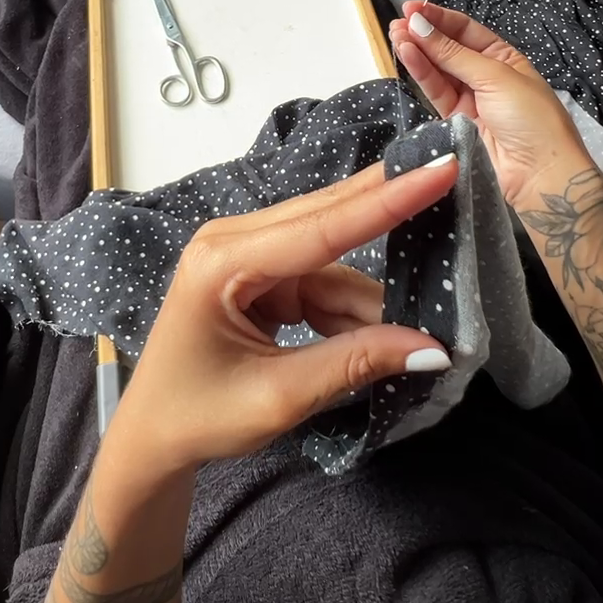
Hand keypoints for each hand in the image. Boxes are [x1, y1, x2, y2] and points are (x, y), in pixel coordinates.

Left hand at [107, 159, 457, 472]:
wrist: (152, 435)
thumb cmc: (197, 416)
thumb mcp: (277, 397)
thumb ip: (354, 363)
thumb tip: (433, 347)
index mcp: (223, 261)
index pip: (320, 227)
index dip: (385, 200)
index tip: (437, 168)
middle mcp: (234, 241)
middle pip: (327, 218)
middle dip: (389, 204)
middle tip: (450, 176)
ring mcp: (248, 253)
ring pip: (333, 258)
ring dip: (371, 296)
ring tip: (416, 329)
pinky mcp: (263, 272)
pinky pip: (323, 280)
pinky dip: (351, 309)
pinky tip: (378, 334)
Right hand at [388, 0, 593, 204]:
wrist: (539, 173)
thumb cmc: (531, 118)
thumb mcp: (495, 76)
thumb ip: (453, 54)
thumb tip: (421, 26)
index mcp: (504, 58)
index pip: (466, 31)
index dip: (439, 18)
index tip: (412, 8)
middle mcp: (485, 76)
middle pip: (448, 49)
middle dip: (423, 34)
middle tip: (397, 23)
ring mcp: (470, 99)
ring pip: (438, 70)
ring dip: (417, 52)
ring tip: (395, 35)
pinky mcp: (455, 121)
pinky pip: (435, 92)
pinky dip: (421, 73)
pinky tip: (407, 55)